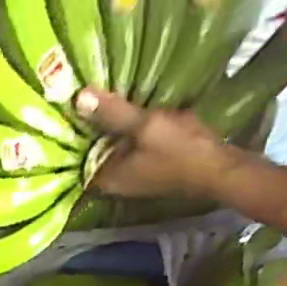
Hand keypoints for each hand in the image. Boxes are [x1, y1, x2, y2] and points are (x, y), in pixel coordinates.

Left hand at [76, 88, 239, 198]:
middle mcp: (118, 185)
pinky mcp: (150, 173)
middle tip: (83, 105)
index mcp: (109, 179)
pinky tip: (131, 118)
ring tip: (104, 105)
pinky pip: (130, 152)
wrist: (217, 170)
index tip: (69, 119)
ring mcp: (135, 181)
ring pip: (114, 154)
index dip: (74, 143)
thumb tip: (78, 99)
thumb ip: (113, 113)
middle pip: (96, 157)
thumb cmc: (179, 150)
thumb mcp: (144, 126)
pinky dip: (127, 138)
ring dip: (111, 135)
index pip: (79, 164)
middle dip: (91, 135)